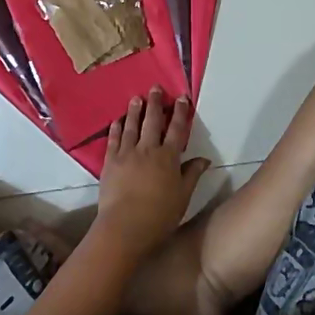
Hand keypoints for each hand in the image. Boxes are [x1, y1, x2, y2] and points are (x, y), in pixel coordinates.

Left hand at [92, 88, 209, 261]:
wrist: (125, 227)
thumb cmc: (160, 215)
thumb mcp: (183, 196)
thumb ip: (192, 174)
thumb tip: (204, 160)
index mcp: (169, 157)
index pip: (177, 129)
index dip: (180, 112)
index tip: (182, 98)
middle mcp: (148, 149)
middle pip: (153, 121)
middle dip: (156, 104)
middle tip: (155, 88)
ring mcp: (127, 154)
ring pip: (132, 126)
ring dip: (134, 111)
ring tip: (136, 98)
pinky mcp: (110, 162)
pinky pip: (113, 140)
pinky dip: (116, 128)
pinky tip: (117, 120)